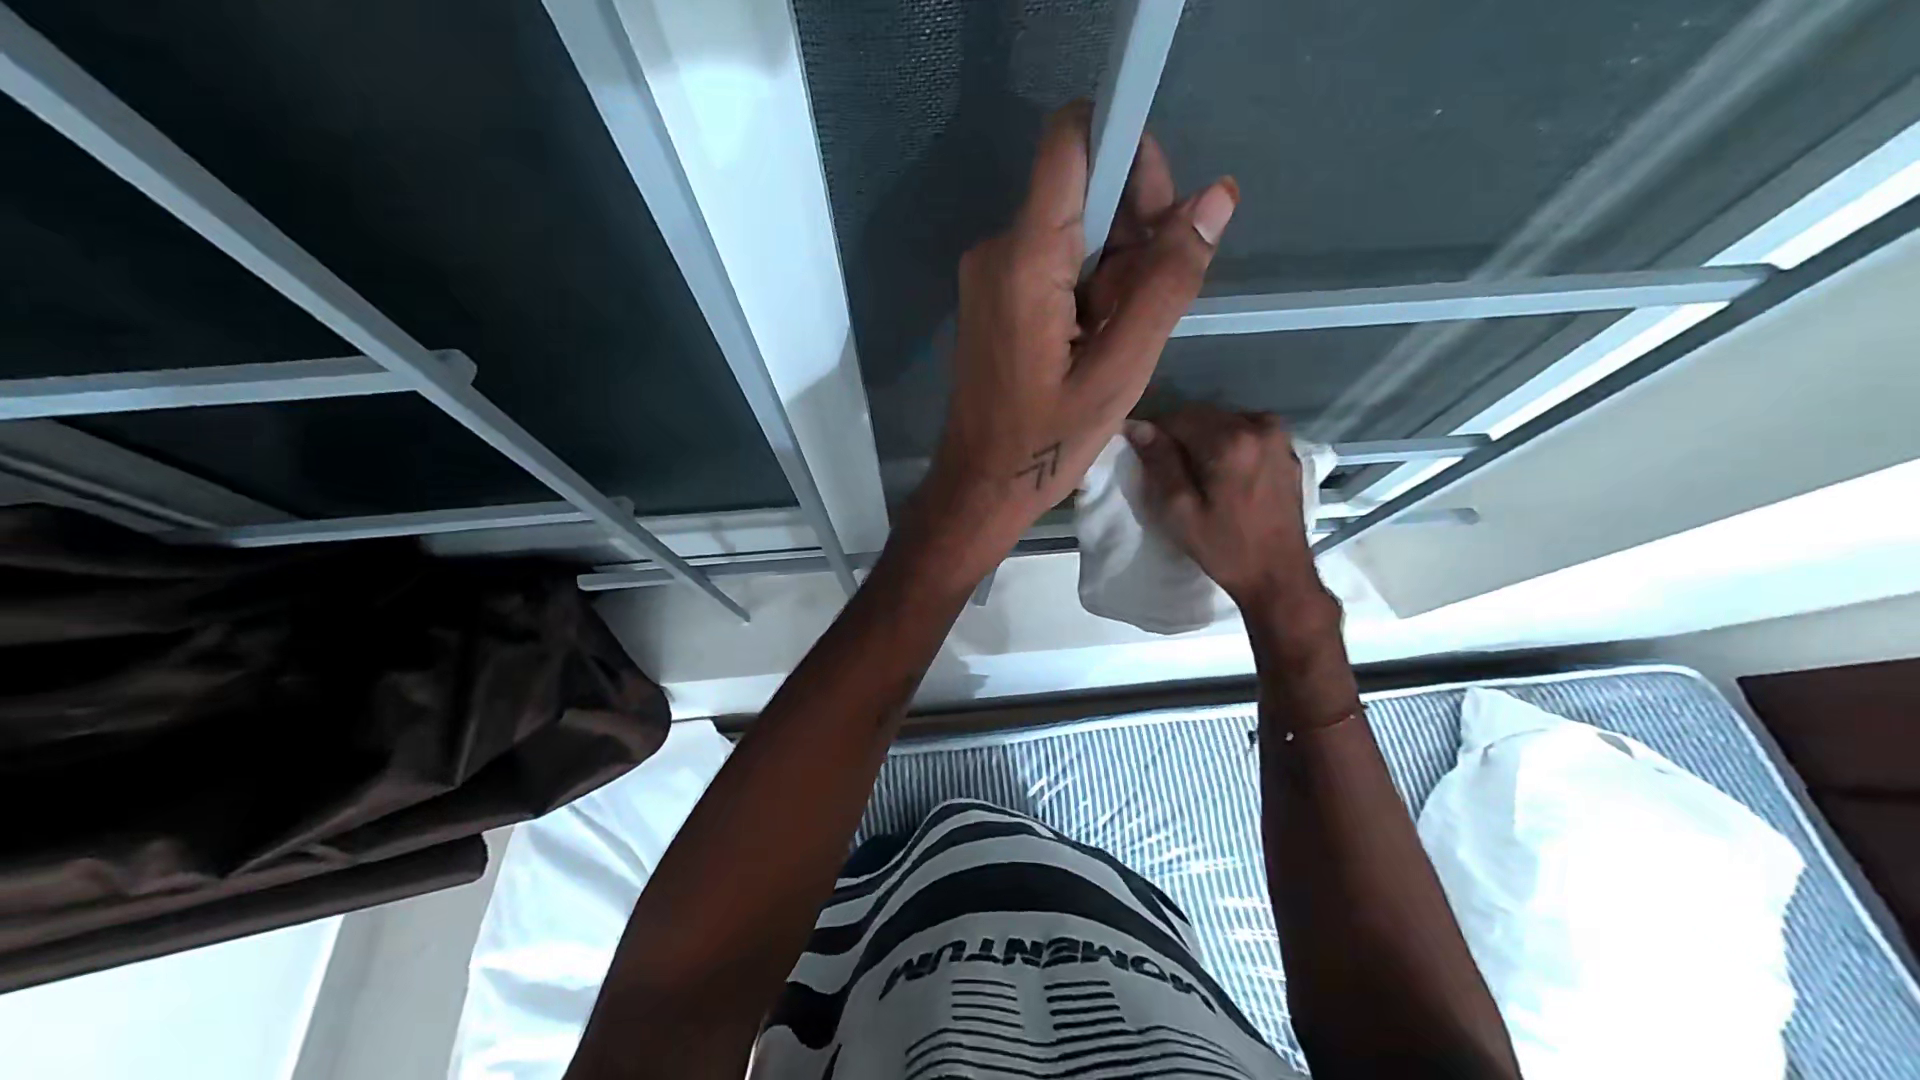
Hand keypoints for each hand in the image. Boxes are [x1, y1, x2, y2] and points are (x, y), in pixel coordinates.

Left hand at [910, 102, 1237, 582]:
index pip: (1072, 139)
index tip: (1162, 203)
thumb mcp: (1121, 369)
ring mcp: (991, 272)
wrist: (981, 484)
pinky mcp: (995, 294)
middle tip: (1149, 300)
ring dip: (1114, 268)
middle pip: (1083, 188)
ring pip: (1074, 228)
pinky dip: (1088, 287)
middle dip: (1133, 226)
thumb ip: (1167, 282)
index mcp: (1027, 257)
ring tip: (1117, 336)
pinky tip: (1096, 339)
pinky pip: (1054, 261)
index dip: (1126, 146)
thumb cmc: (1047, 441)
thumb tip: (1215, 198)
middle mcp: (999, 248)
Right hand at [1128, 404, 1336, 622]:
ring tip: (1196, 473)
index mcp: (1231, 440)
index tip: (1146, 456)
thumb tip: (1139, 427)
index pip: (1179, 416)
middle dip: (1181, 435)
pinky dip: (1229, 444)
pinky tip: (1224, 474)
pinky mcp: (1288, 452)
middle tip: (1168, 469)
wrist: (1278, 575)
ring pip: (1225, 421)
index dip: (1155, 432)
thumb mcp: (1179, 510)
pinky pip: (1248, 433)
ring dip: (1205, 438)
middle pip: (1204, 415)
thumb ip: (1159, 463)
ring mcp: (1279, 437)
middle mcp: (1259, 427)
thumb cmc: (1224, 547)